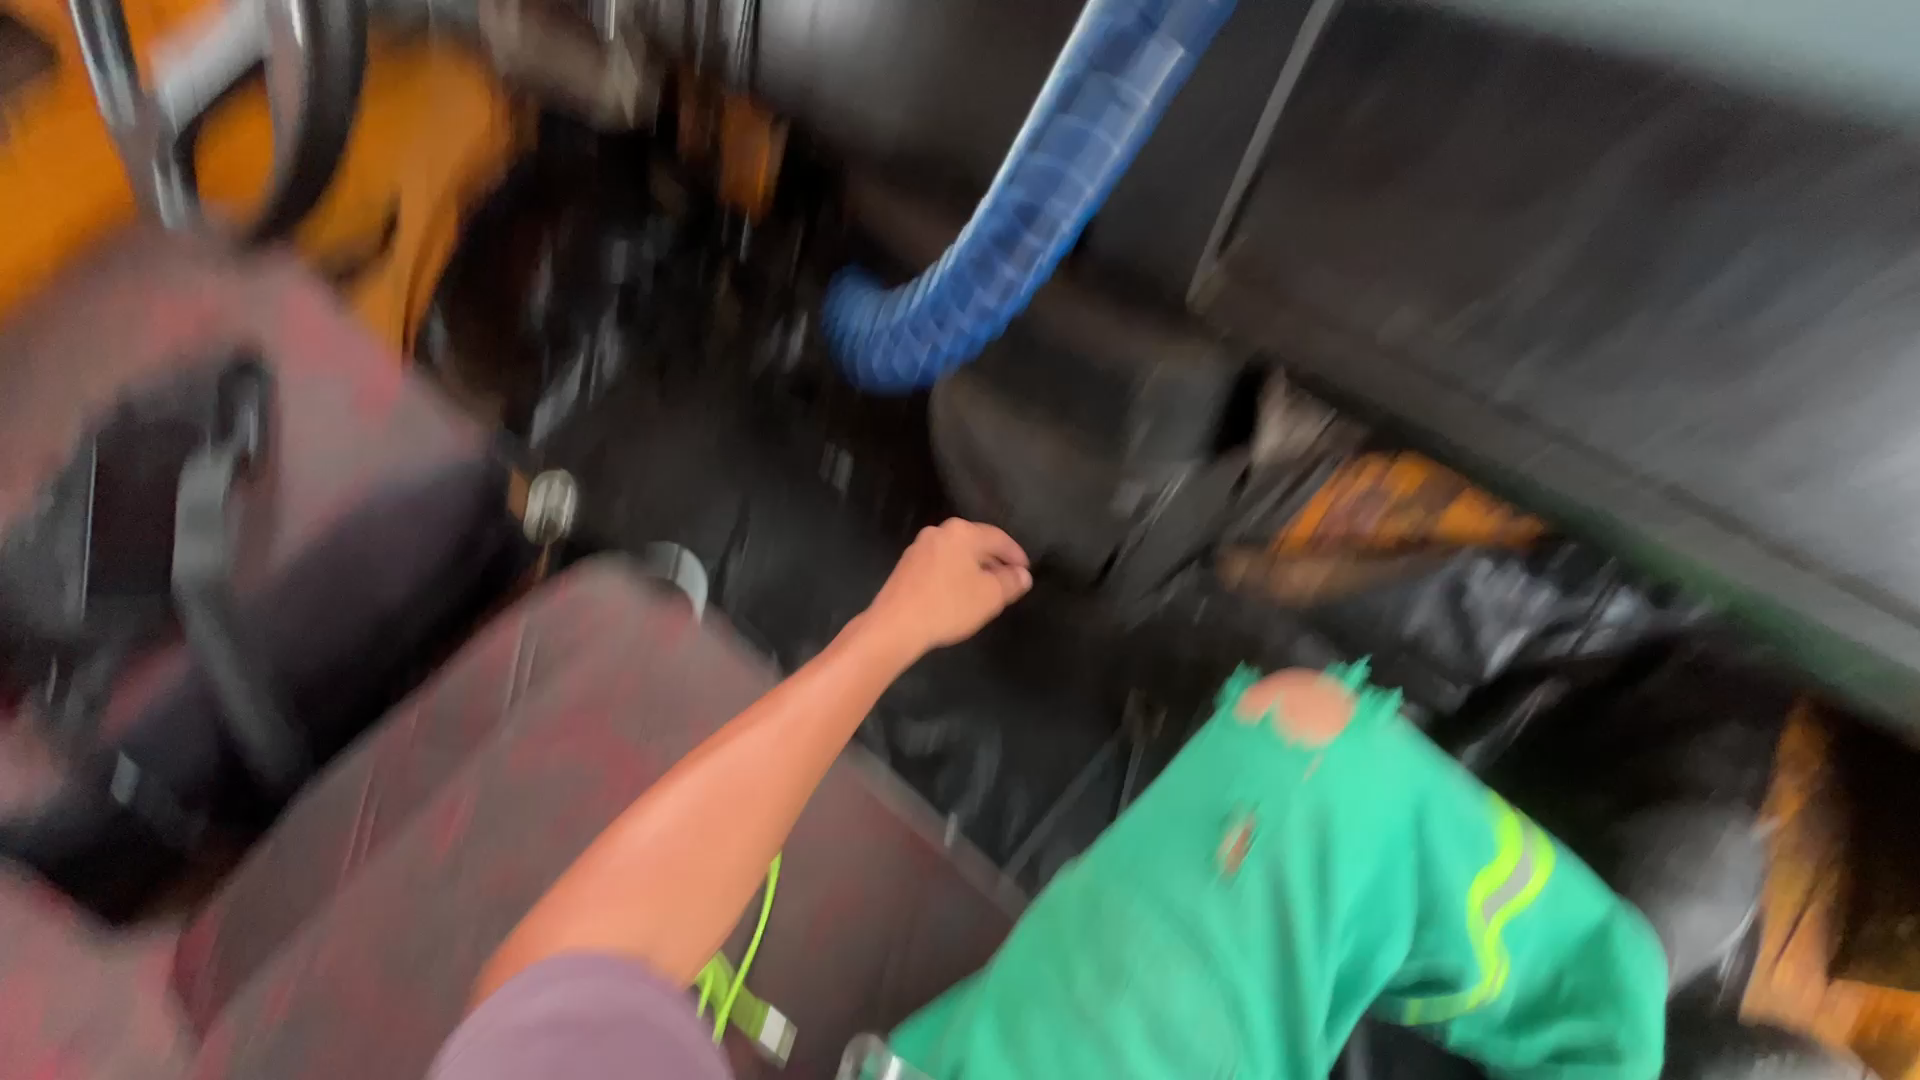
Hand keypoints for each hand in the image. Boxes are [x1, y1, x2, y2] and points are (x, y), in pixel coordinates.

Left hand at [861, 518, 1032, 656]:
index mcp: (962, 532)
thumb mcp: (990, 596)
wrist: (895, 625)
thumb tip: (1022, 575)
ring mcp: (919, 547)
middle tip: (1008, 580)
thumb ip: (1011, 582)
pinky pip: (940, 564)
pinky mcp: (906, 566)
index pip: (999, 538)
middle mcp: (939, 532)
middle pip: (976, 543)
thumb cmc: (948, 605)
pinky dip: (954, 575)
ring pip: (956, 554)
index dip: (1016, 555)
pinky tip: (958, 594)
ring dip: (973, 569)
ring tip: (985, 590)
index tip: (1026, 571)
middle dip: (994, 561)